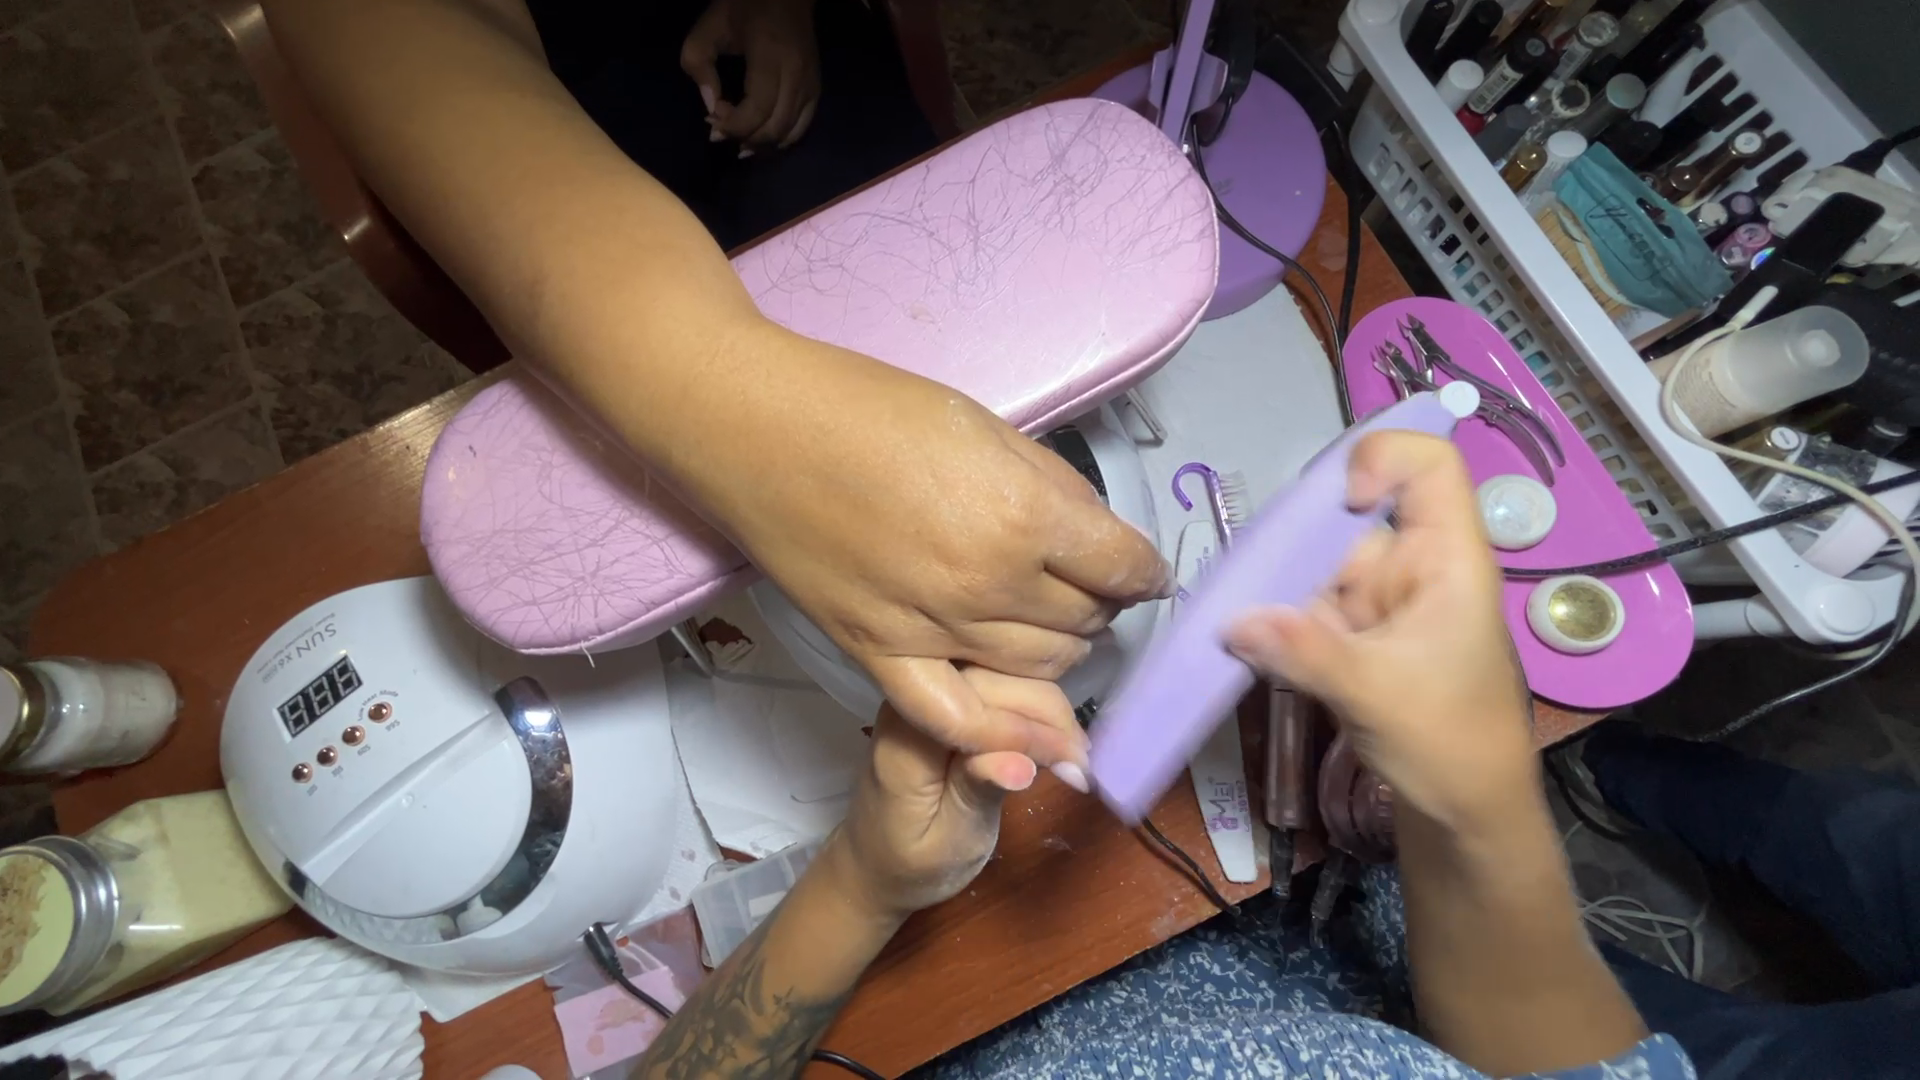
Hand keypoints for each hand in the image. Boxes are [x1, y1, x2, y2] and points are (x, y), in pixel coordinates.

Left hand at [680, 0, 820, 149]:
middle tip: (722, 132)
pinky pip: (800, 130)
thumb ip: (699, 63)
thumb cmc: (745, 6)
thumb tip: (711, 107)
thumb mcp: (711, 24)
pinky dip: (780, 141)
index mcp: (770, 56)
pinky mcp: (816, 93)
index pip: (758, 109)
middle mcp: (796, 76)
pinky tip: (762, 139)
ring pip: (788, 135)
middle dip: (745, 138)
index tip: (711, 120)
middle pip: (774, 128)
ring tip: (740, 141)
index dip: (734, 125)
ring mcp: (810, 87)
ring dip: (762, 145)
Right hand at [689, 329, 1167, 780]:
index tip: (1141, 568)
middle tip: (1088, 579)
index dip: (1145, 567)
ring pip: (1039, 669)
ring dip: (1065, 646)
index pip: (1124, 565)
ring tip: (1053, 619)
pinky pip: (958, 718)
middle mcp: (989, 585)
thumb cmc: (871, 407)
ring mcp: (932, 630)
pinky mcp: (879, 655)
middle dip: (1103, 601)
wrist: (758, 429)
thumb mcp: (986, 426)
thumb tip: (1096, 538)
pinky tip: (1037, 738)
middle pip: (1086, 620)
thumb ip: (1052, 488)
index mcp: (1023, 515)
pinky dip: (1007, 735)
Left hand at [827, 668, 1071, 918]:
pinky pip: (1001, 687)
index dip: (1035, 726)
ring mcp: (934, 692)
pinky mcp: (952, 698)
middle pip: (997, 676)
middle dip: (1049, 715)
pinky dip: (1036, 712)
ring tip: (1077, 757)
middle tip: (1084, 764)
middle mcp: (917, 697)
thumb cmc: (911, 862)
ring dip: (1049, 712)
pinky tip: (1057, 743)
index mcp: (906, 730)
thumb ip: (978, 792)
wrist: (876, 863)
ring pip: (1006, 675)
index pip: (980, 698)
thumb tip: (1022, 764)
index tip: (1076, 767)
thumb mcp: (947, 841)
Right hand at [1223, 432, 1533, 825]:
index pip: (1428, 469)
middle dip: (1289, 542)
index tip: (1340, 502)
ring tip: (1227, 611)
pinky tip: (1236, 635)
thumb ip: (1306, 654)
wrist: (1461, 813)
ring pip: (1307, 565)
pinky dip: (1264, 617)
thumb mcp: (1380, 696)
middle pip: (1342, 519)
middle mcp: (1404, 567)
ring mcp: (1369, 600)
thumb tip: (1232, 623)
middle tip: (1243, 578)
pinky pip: (1293, 606)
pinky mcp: (1341, 632)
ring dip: (1267, 585)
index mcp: (1443, 561)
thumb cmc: (1452, 745)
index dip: (1382, 460)